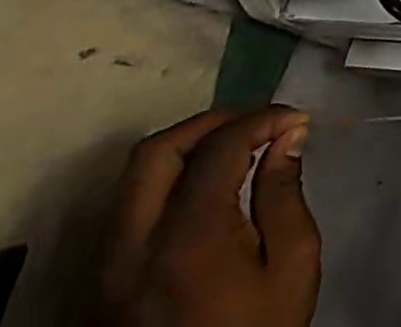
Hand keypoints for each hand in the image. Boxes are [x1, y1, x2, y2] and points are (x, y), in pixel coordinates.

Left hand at [102, 107, 319, 326]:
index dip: (262, 119)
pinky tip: (206, 181)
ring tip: (235, 145)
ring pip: (136, 176)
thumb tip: (287, 137)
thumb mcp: (291, 267)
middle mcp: (135, 245)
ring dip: (187, 145)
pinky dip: (169, 176)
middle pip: (159, 150)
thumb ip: (286, 194)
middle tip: (257, 122)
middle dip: (214, 122)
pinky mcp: (105, 279)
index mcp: (189, 239)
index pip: (220, 148)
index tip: (295, 120)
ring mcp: (110, 265)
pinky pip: (131, 205)